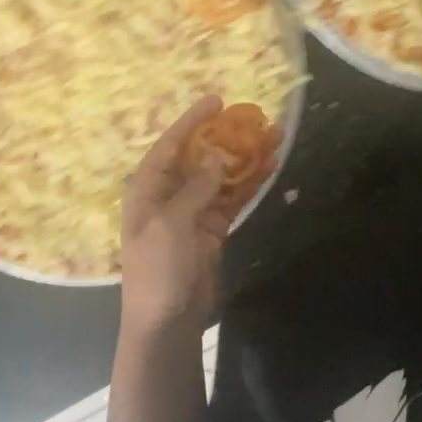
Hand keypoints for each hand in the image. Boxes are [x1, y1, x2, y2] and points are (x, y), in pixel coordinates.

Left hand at [119, 96, 273, 331]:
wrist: (166, 320)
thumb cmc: (157, 269)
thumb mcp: (172, 224)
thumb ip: (197, 188)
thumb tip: (220, 157)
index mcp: (147, 189)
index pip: (170, 145)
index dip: (192, 121)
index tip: (217, 101)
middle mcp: (169, 195)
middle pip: (199, 156)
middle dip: (225, 136)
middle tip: (252, 117)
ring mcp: (193, 212)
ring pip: (222, 176)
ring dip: (245, 157)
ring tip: (273, 136)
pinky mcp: (212, 229)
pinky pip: (233, 198)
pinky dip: (250, 183)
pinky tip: (271, 166)